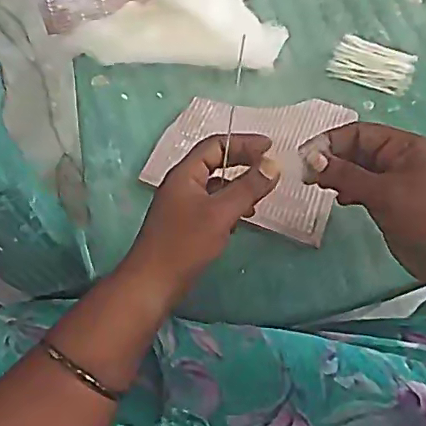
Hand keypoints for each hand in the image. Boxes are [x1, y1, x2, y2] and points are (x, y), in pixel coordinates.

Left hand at [118, 134, 279, 303]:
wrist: (153, 282)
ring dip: (237, 188)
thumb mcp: (221, 213)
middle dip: (242, 163)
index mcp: (185, 174)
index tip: (270, 147)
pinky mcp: (185, 225)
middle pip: (214, 163)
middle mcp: (181, 185)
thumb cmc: (184, 244)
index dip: (243, 143)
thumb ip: (248, 188)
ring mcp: (181, 205)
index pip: (215, 146)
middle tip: (268, 168)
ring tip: (259, 197)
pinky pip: (211, 206)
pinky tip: (240, 221)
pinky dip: (229, 207)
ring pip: (214, 187)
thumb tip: (272, 165)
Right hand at [300, 122, 425, 278]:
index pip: (360, 133)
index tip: (304, 158)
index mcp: (405, 146)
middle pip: (358, 150)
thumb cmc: (425, 216)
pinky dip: (351, 191)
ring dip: (339, 176)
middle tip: (308, 177)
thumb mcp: (383, 191)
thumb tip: (313, 160)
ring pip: (360, 171)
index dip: (330, 143)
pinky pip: (367, 189)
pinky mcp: (395, 203)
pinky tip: (342, 200)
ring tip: (320, 187)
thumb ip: (346, 175)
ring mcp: (399, 182)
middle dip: (332, 160)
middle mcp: (402, 159)